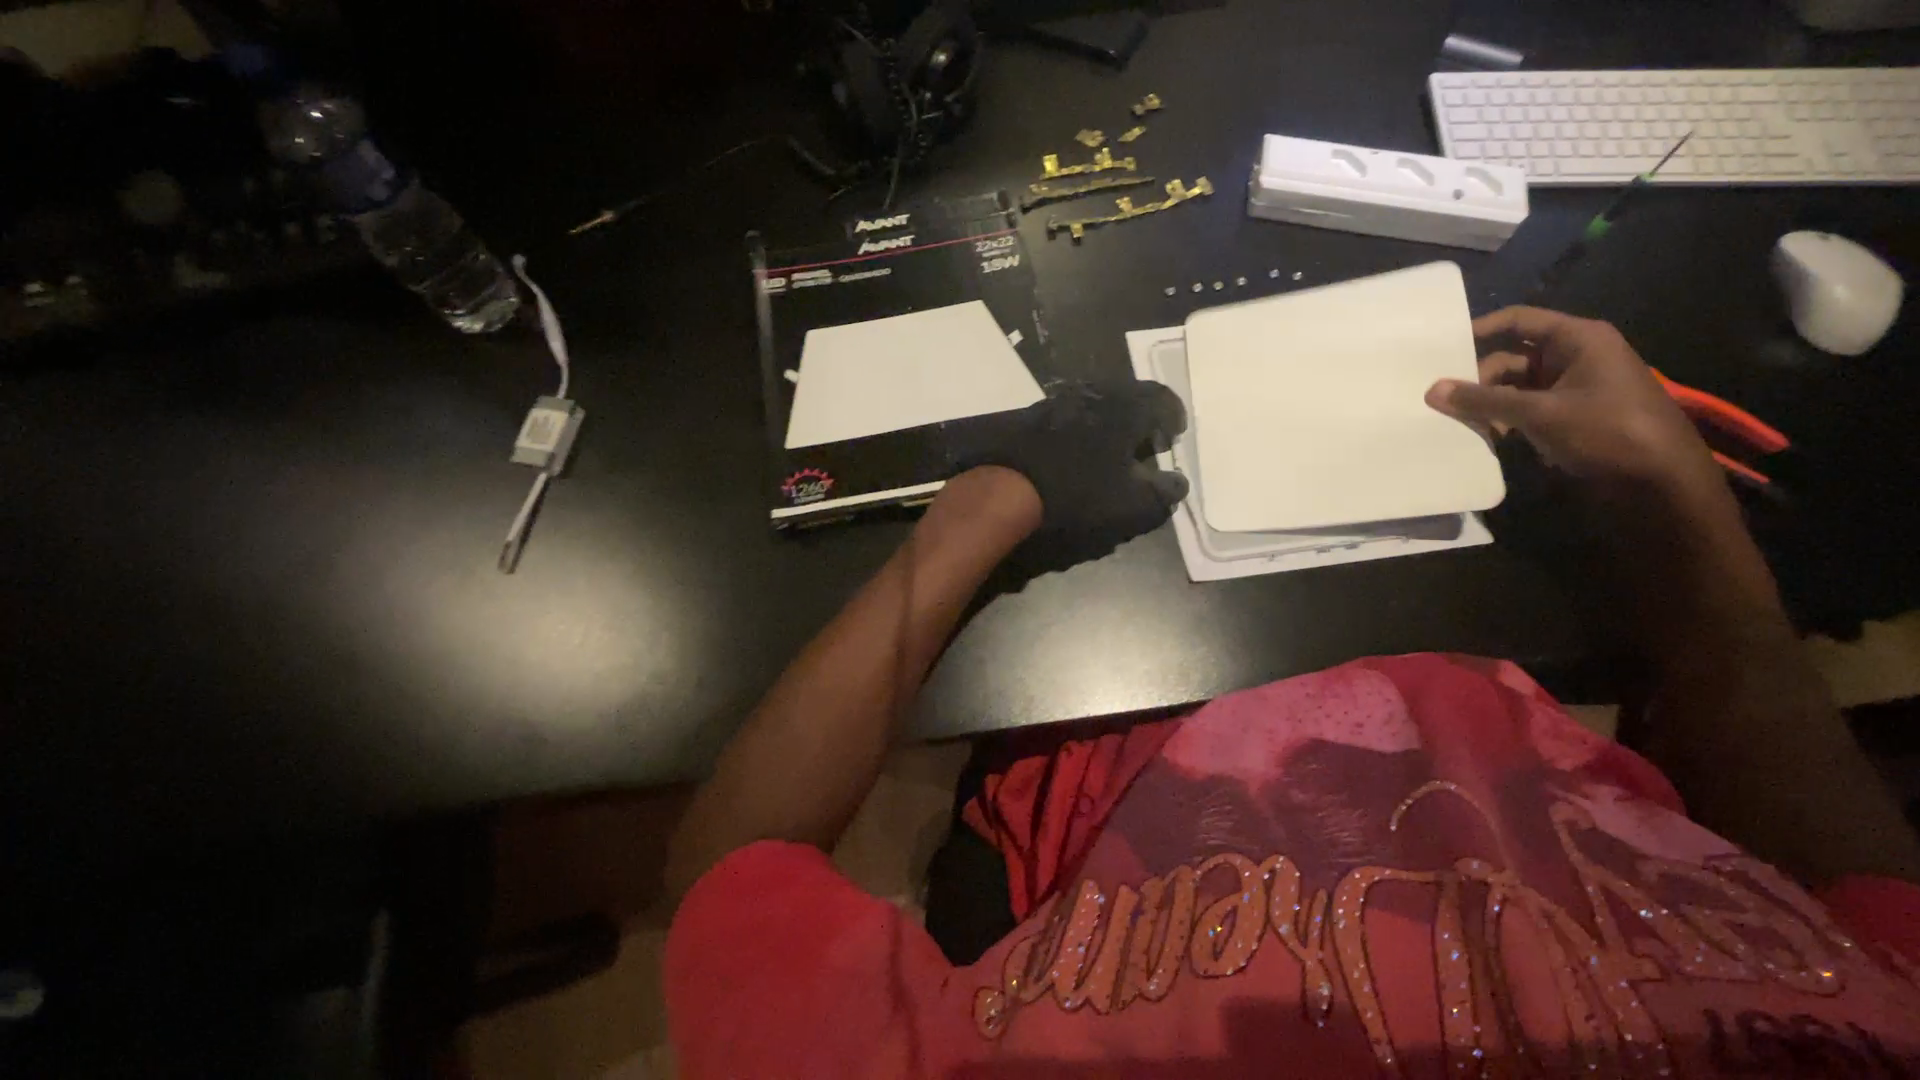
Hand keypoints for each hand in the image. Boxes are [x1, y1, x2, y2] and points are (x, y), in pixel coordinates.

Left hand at [955, 380, 1188, 575]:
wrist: (1006, 486)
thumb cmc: (1079, 493)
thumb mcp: (1131, 504)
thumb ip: (1163, 493)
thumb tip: (1178, 483)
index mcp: (1126, 408)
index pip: (1162, 399)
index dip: (1172, 417)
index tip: (1174, 436)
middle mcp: (1096, 394)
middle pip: (1130, 397)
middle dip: (1143, 419)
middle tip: (1146, 443)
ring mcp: (1061, 400)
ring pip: (1099, 404)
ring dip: (1112, 422)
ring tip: (1113, 449)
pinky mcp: (1033, 414)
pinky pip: (1071, 414)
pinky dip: (1085, 429)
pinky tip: (1079, 452)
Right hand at [1425, 306, 1718, 491]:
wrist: (1660, 479)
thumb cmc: (1607, 430)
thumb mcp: (1541, 412)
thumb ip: (1484, 400)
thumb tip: (1431, 390)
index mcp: (1578, 339)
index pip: (1518, 321)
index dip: (1479, 329)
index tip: (1439, 348)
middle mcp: (1574, 356)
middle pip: (1511, 357)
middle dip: (1478, 378)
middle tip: (1442, 401)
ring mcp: (1572, 388)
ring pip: (1514, 387)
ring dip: (1488, 404)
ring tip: (1460, 424)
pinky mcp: (1568, 416)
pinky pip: (1525, 409)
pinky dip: (1504, 419)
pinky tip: (1485, 437)